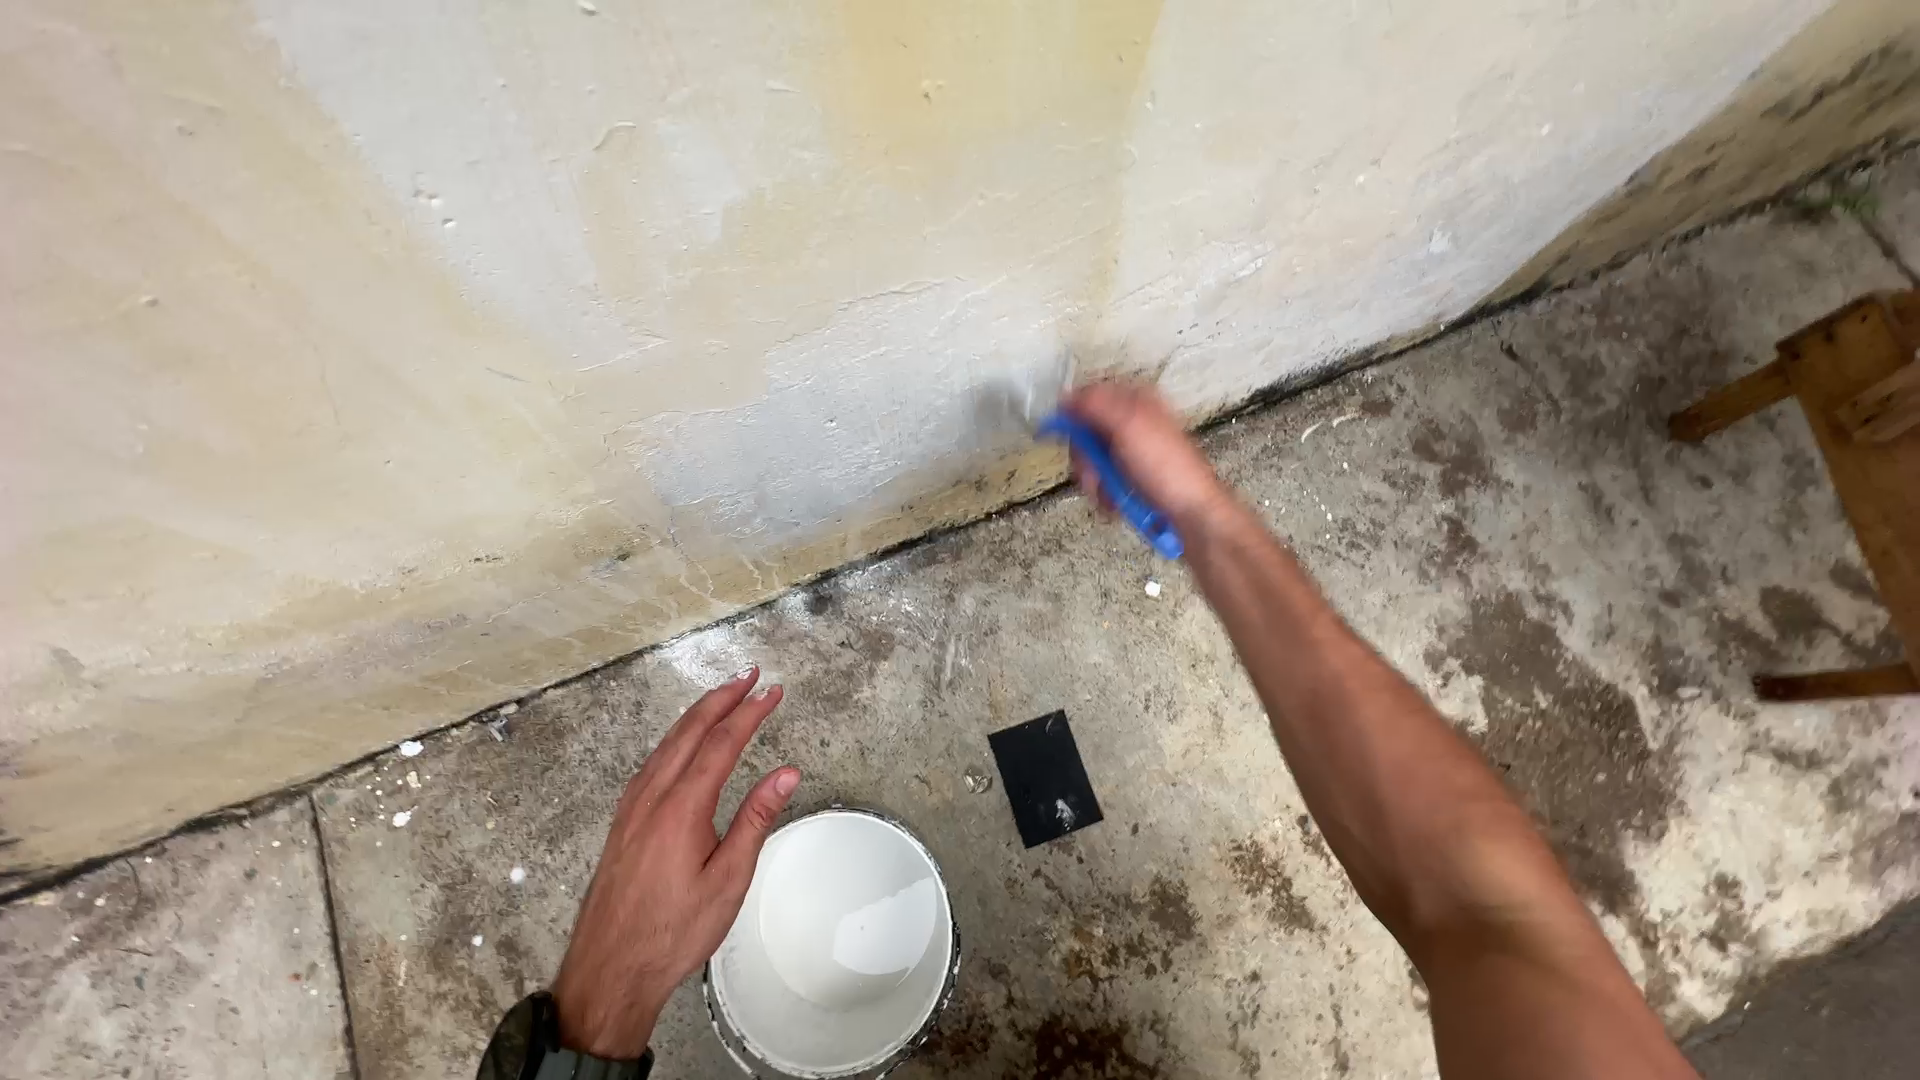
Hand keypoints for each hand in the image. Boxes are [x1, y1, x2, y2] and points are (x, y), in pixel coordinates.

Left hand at [549, 668, 799, 1058]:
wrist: (607, 974)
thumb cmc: (674, 932)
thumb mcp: (728, 880)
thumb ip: (756, 820)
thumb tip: (787, 773)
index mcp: (682, 807)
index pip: (722, 743)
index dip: (750, 712)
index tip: (774, 691)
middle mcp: (652, 796)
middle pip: (690, 729)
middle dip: (723, 697)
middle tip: (751, 674)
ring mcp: (632, 806)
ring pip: (668, 741)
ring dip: (699, 712)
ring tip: (725, 694)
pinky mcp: (623, 820)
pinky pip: (654, 760)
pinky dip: (678, 736)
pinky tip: (685, 740)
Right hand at [1059, 382, 1235, 529]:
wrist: (1190, 513)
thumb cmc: (1164, 468)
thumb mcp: (1128, 425)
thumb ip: (1095, 405)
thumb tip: (1064, 397)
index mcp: (1136, 400)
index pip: (1088, 396)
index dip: (1072, 416)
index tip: (1063, 435)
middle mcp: (1133, 423)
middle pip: (1085, 431)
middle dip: (1085, 457)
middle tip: (1094, 472)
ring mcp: (1131, 452)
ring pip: (1091, 459)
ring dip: (1094, 480)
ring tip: (1108, 492)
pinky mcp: (1130, 477)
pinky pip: (1102, 479)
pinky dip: (1104, 493)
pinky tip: (1115, 501)